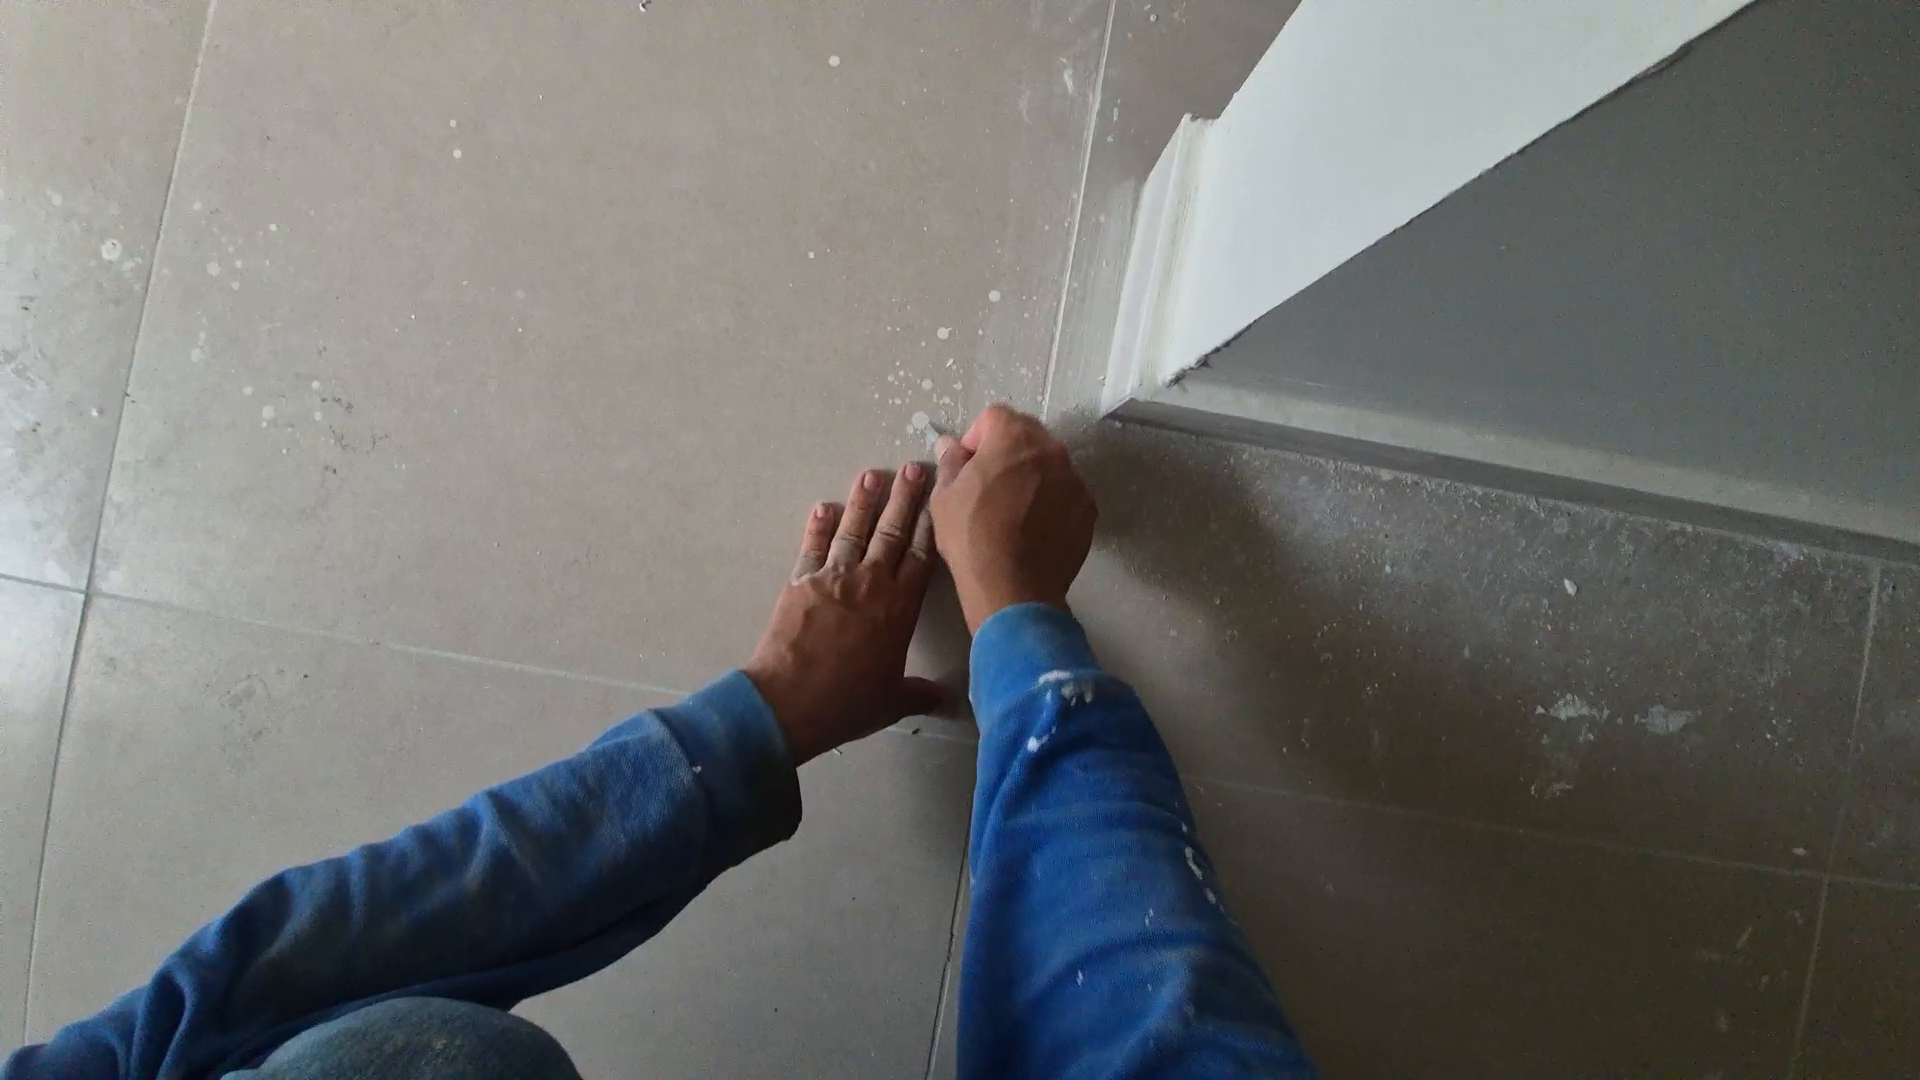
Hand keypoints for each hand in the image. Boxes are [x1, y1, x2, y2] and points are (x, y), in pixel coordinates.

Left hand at [745, 465, 945, 764]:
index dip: (931, 526)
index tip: (939, 500)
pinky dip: (819, 526)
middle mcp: (872, 583)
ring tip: (871, 475)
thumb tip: (948, 703)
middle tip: (914, 468)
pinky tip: (823, 508)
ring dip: (863, 501)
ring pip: (854, 530)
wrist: (791, 701)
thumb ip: (921, 694)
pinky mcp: (802, 580)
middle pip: (892, 532)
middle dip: (905, 498)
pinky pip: (814, 546)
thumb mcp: (891, 701)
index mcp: (900, 608)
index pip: (922, 557)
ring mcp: (835, 577)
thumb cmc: (848, 702)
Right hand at [929, 404, 1096, 634]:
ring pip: (1049, 466)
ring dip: (1032, 477)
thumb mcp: (945, 496)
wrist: (1014, 586)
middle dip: (1006, 452)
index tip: (966, 464)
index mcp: (1013, 437)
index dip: (976, 437)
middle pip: (1027, 436)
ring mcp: (1075, 479)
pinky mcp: (1088, 509)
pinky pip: (1065, 494)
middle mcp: (1052, 449)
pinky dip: (1051, 503)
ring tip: (1013, 510)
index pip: (994, 416)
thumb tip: (950, 445)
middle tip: (989, 485)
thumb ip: (950, 462)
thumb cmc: (971, 535)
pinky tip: (1034, 529)